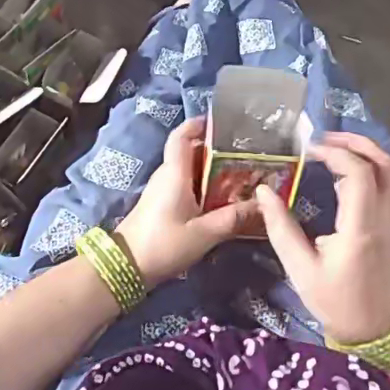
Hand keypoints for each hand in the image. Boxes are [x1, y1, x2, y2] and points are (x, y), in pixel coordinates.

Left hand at [114, 117, 255, 285]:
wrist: (126, 267)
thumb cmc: (163, 243)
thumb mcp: (204, 233)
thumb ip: (233, 218)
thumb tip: (263, 205)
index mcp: (175, 173)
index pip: (181, 136)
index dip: (198, 124)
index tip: (220, 121)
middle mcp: (167, 176)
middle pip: (191, 153)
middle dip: (216, 151)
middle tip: (246, 155)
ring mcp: (162, 190)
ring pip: (190, 171)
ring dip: (212, 172)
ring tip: (242, 175)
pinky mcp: (161, 205)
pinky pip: (186, 187)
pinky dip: (204, 187)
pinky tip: (222, 199)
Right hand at [254, 132, 389, 345]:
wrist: (375, 330)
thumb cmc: (336, 302)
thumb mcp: (300, 269)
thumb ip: (281, 228)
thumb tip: (264, 191)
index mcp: (361, 228)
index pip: (359, 174)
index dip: (335, 153)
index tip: (307, 150)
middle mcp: (383, 218)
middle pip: (386, 164)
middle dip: (356, 142)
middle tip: (324, 137)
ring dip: (367, 152)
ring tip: (334, 147)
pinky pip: (389, 184)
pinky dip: (370, 167)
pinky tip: (343, 172)